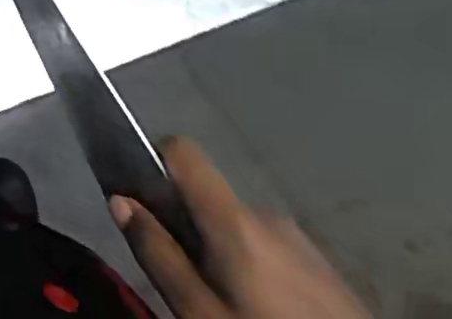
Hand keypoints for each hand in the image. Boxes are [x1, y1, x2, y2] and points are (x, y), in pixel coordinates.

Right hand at [111, 137, 369, 318]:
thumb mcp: (199, 311)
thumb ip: (157, 252)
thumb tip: (119, 200)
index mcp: (235, 220)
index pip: (182, 149)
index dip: (152, 156)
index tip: (138, 189)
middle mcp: (270, 218)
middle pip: (207, 198)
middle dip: (187, 224)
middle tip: (183, 270)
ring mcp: (307, 247)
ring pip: (239, 228)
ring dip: (222, 250)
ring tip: (226, 298)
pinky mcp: (332, 276)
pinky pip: (272, 252)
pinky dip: (256, 269)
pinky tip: (264, 308)